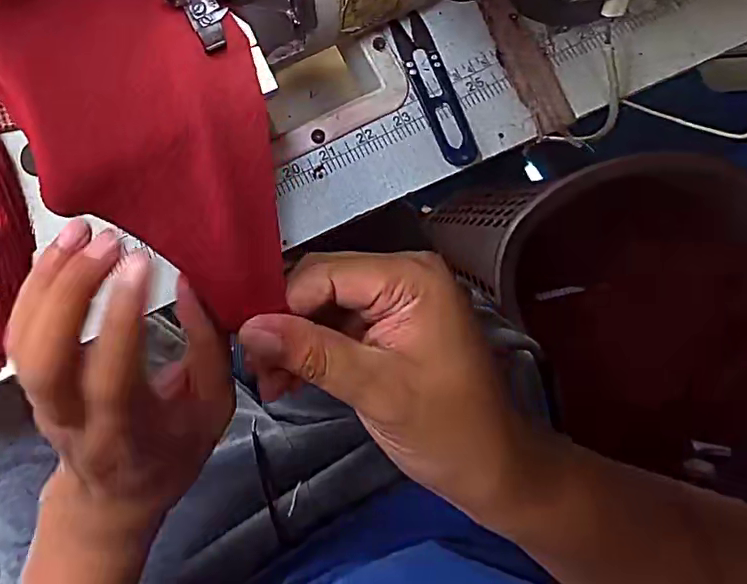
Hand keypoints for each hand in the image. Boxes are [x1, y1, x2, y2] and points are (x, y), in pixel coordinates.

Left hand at [6, 220, 234, 578]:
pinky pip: (18, 329)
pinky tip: (61, 248)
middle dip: (74, 289)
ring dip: (49, 277)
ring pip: (25, 340)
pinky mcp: (27, 379)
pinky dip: (35, 282)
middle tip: (109, 242)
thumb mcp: (212, 410)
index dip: (122, 317)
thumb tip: (187, 282)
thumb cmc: (168, 451)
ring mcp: (40, 400)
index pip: (111, 378)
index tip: (142, 262)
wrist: (110, 497)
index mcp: (124, 434)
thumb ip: (209, 349)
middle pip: (48, 359)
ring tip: (81, 231)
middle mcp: (72, 419)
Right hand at [237, 251, 548, 531]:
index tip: (248, 342)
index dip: (283, 305)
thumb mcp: (377, 391)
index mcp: (409, 276)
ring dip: (293, 339)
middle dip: (285, 324)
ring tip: (268, 379)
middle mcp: (400, 272)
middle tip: (255, 365)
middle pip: (320, 283)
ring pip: (322, 302)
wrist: (498, 473)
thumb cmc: (450, 431)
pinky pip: (335, 321)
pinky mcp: (385, 318)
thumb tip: (251, 328)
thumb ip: (312, 353)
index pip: (325, 274)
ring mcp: (393, 295)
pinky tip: (288, 376)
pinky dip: (312, 347)